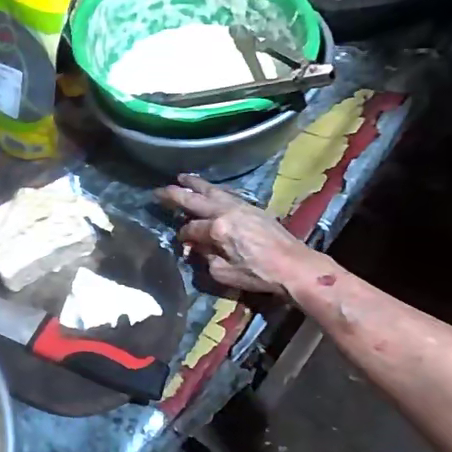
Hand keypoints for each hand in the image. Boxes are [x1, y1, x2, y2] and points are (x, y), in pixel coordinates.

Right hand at [155, 174, 324, 295]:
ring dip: (195, 184)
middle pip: (195, 200)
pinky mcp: (252, 207)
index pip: (191, 229)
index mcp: (217, 229)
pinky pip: (227, 193)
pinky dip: (213, 189)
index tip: (181, 243)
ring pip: (212, 191)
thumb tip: (197, 248)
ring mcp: (240, 206)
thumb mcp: (225, 273)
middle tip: (158, 191)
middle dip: (175, 195)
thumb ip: (206, 258)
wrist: (293, 265)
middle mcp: (226, 211)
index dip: (183, 236)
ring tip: (182, 178)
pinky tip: (209, 189)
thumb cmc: (259, 274)